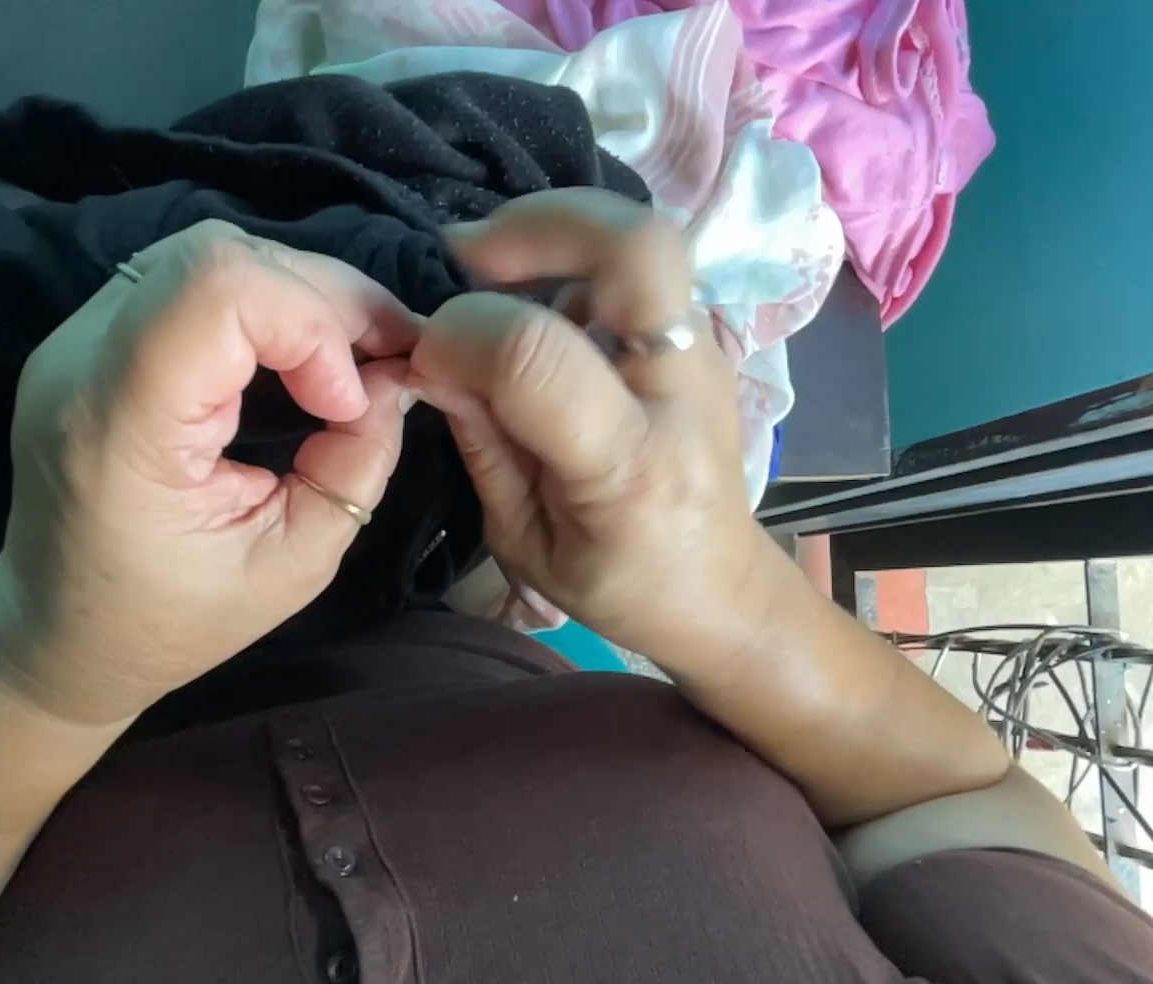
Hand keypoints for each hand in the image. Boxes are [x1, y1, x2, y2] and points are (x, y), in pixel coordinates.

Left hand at [0, 220, 420, 724]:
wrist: (58, 633)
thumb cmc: (174, 620)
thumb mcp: (294, 567)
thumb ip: (356, 467)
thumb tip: (396, 383)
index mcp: (121, 425)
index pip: (218, 288)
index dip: (314, 325)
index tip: (348, 403)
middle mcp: (85, 357)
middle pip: (224, 255)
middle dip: (333, 300)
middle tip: (390, 360)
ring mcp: (82, 336)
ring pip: (215, 254)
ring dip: (308, 297)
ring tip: (357, 359)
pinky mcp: (101, 336)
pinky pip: (201, 282)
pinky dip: (276, 305)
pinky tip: (307, 356)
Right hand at [409, 190, 783, 671]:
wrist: (723, 591)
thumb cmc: (622, 588)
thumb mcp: (526, 542)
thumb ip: (482, 445)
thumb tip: (434, 359)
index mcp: (630, 466)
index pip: (536, 356)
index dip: (462, 335)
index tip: (430, 358)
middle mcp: (681, 394)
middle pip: (635, 247)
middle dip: (537, 224)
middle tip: (470, 254)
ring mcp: (706, 360)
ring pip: (644, 242)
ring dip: (558, 238)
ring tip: (502, 279)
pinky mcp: (706, 347)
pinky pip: (643, 272)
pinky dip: (581, 263)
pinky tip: (547, 306)